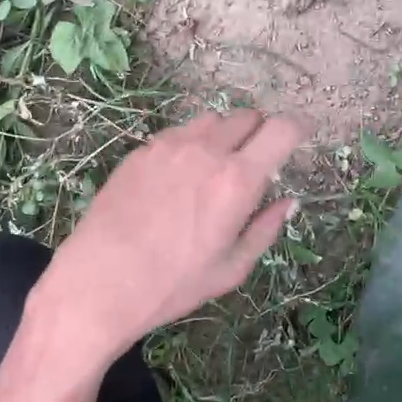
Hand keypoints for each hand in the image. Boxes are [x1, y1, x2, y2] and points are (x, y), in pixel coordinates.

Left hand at [24, 110, 307, 373]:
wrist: (99, 282)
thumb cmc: (171, 285)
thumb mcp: (230, 269)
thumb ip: (264, 229)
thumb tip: (287, 202)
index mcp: (236, 180)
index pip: (281, 130)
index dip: (298, 127)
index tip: (302, 133)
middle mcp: (205, 151)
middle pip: (247, 117)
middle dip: (260, 133)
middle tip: (257, 159)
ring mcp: (168, 146)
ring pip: (211, 120)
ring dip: (225, 135)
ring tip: (217, 167)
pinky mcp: (140, 151)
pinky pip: (178, 133)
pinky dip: (191, 144)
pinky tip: (181, 176)